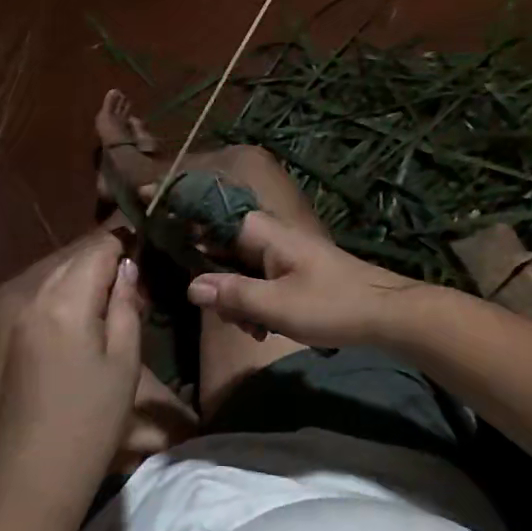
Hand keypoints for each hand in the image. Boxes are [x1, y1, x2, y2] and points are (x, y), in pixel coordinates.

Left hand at [0, 233, 142, 502]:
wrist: (34, 471)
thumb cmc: (92, 419)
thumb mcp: (124, 361)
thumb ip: (126, 305)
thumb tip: (126, 268)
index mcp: (66, 301)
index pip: (98, 248)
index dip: (124, 244)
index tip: (145, 249)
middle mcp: (34, 297)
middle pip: (73, 257)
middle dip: (103, 259)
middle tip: (133, 280)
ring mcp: (15, 315)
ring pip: (55, 273)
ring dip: (83, 274)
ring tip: (111, 295)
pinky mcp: (7, 333)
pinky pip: (41, 294)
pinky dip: (64, 292)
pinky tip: (83, 314)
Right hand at [187, 212, 425, 349]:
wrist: (387, 314)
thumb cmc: (332, 305)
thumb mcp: (276, 306)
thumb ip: (232, 295)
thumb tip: (191, 286)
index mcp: (262, 232)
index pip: (210, 211)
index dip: (180, 207)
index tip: (144, 200)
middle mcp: (268, 235)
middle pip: (220, 246)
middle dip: (214, 281)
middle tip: (226, 315)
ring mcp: (281, 253)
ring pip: (238, 269)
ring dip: (237, 300)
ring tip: (253, 330)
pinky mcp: (291, 270)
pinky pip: (257, 281)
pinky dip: (255, 304)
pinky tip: (264, 330)